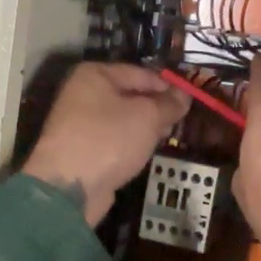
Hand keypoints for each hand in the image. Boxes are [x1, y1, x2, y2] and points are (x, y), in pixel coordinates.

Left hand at [21, 63, 190, 225]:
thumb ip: (169, 104)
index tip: (191, 99)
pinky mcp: (83, 149)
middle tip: (182, 120)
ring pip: (123, 119)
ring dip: (146, 127)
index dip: (167, 85)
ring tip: (170, 135)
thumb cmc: (109, 139)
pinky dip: (132, 143)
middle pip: (130, 95)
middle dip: (157, 107)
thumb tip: (185, 95)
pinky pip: (115, 138)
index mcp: (95, 75)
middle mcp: (83, 93)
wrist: (70, 187)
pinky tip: (148, 151)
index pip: (141, 73)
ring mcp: (80, 122)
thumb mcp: (147, 116)